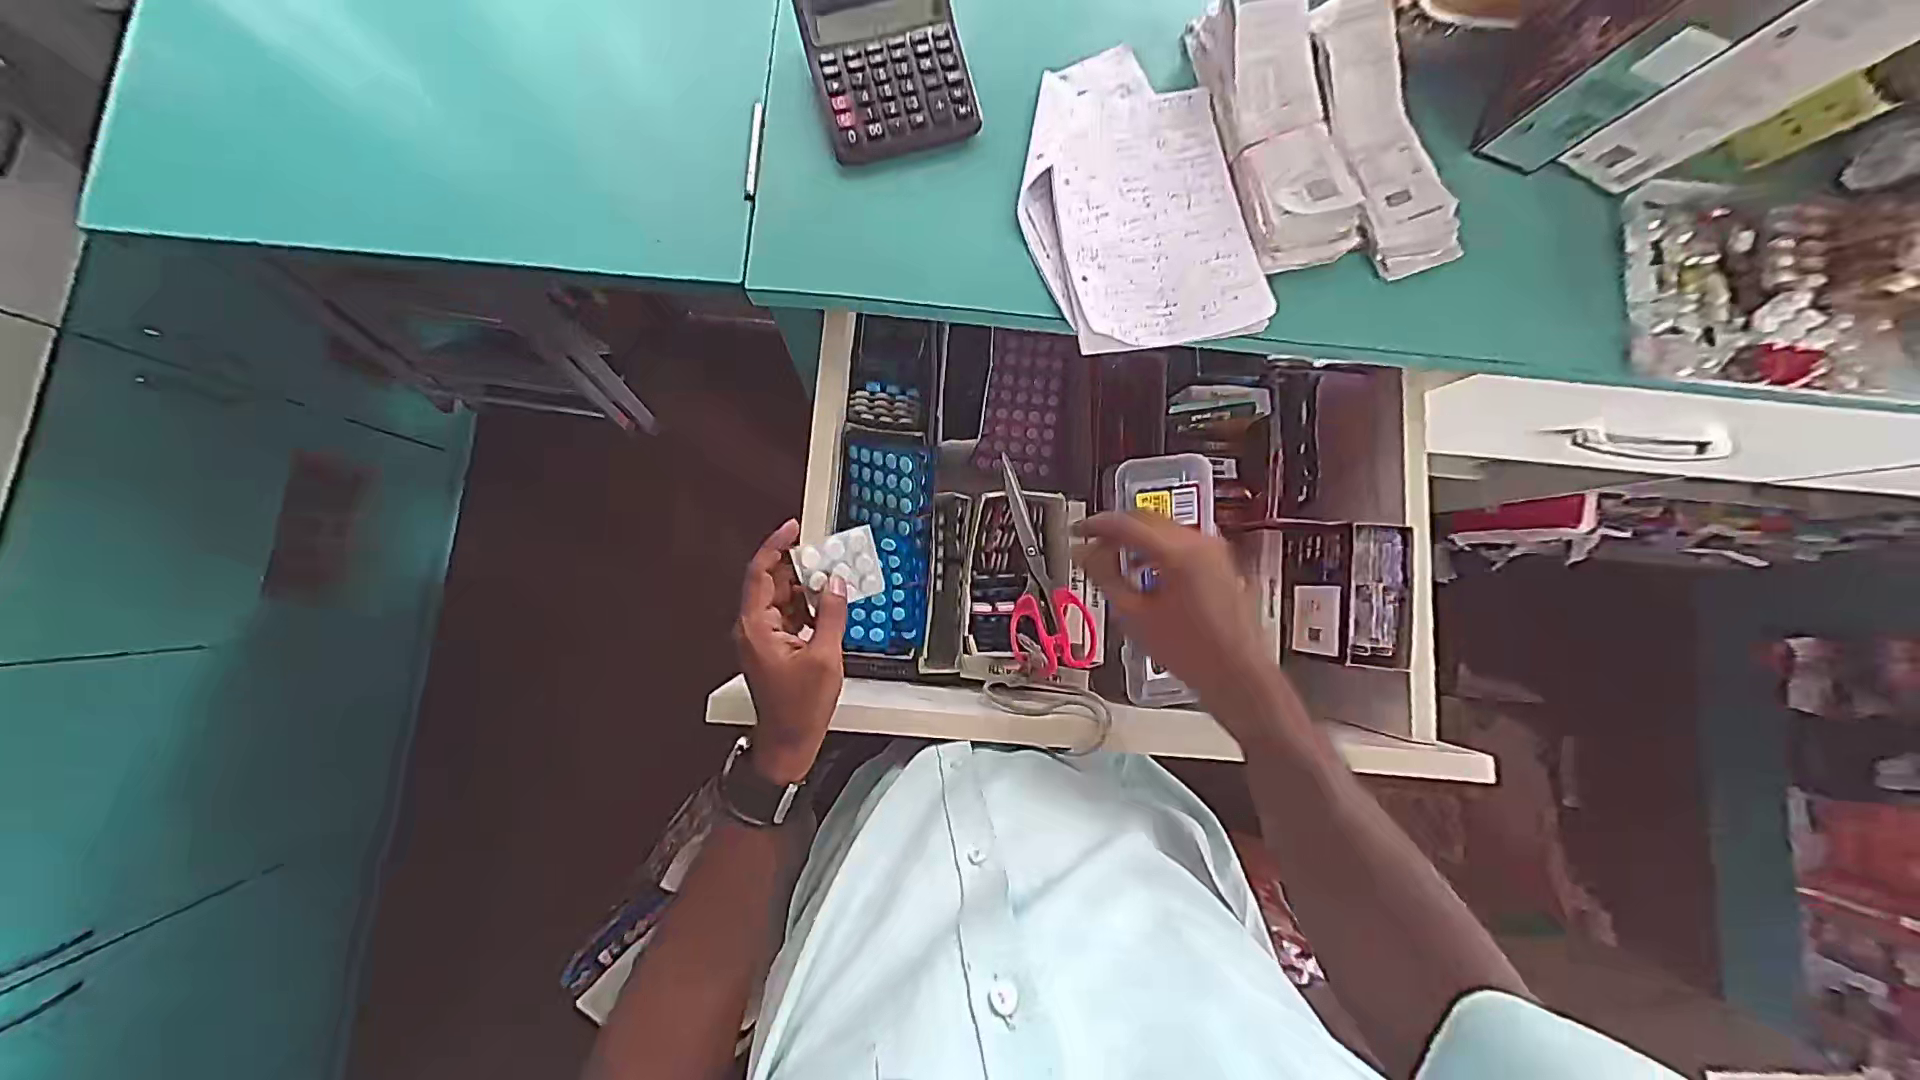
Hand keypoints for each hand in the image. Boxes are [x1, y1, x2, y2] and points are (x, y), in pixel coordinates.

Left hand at [733, 520, 847, 784]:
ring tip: (832, 578)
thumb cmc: (798, 709)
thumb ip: (830, 614)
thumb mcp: (824, 656)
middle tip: (825, 554)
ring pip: (782, 598)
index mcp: (756, 627)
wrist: (789, 741)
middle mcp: (753, 629)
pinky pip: (789, 614)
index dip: (775, 546)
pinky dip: (807, 606)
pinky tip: (828, 604)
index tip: (792, 528)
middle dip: (799, 566)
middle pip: (772, 582)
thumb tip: (836, 584)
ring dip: (806, 587)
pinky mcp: (774, 646)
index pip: (760, 573)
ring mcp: (763, 638)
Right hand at [1073, 511, 1286, 729]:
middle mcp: (1201, 544)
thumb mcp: (1134, 615)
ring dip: (1136, 539)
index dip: (1095, 526)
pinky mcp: (1220, 563)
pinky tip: (1143, 570)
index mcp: (1179, 553)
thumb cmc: (1195, 654)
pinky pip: (1181, 542)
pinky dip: (1156, 549)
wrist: (1236, 675)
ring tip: (1113, 559)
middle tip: (1091, 545)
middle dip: (1115, 531)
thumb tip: (1085, 555)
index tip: (1079, 531)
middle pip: (1146, 520)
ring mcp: (1215, 552)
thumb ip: (1104, 576)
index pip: (1126, 524)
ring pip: (1164, 529)